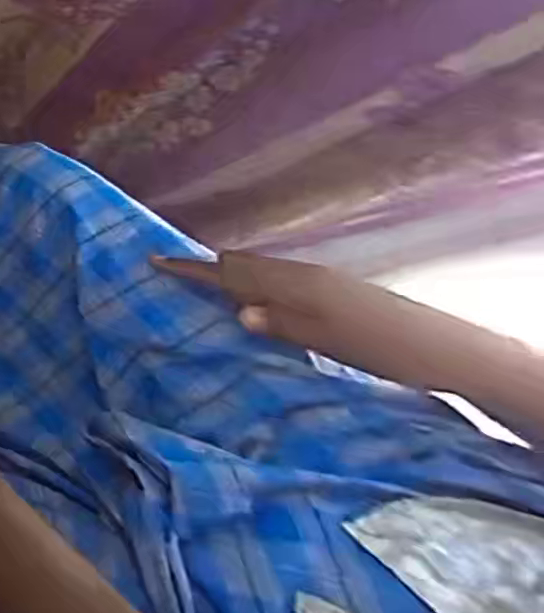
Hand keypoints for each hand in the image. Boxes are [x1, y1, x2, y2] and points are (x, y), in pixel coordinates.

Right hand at [153, 252, 521, 392]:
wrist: (458, 352)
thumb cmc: (384, 349)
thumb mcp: (326, 342)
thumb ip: (279, 324)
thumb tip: (238, 312)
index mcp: (290, 284)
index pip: (226, 272)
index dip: (189, 268)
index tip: (153, 259)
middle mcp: (301, 274)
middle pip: (241, 261)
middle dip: (209, 267)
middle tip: (180, 276)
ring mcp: (321, 279)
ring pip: (261, 268)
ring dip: (235, 275)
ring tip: (215, 289)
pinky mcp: (335, 288)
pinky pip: (280, 276)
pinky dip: (259, 282)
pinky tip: (263, 300)